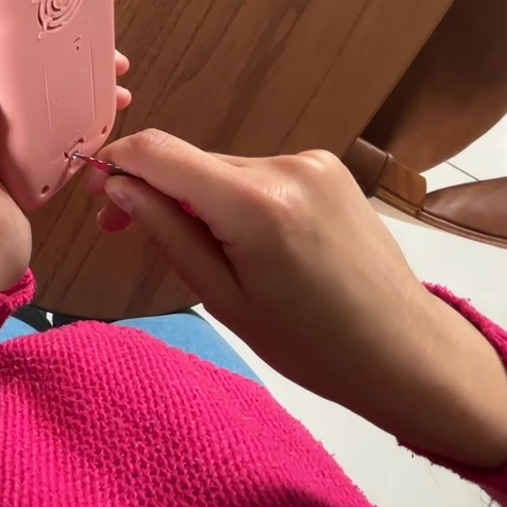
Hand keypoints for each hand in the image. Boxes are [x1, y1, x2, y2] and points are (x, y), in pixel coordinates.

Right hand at [87, 131, 506, 467]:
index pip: (159, 152)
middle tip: (128, 228)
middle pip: (188, 160)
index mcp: (257, 206)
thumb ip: (165, 231)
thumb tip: (116, 186)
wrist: (412, 354)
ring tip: (210, 248)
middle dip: (152, 187)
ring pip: (219, 166)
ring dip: (196, 195)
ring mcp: (309, 160)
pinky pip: (253, 171)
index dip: (116, 162)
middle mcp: (283, 167)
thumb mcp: (224, 298)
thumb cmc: (313, 345)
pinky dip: (233, 195)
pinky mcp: (324, 163)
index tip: (95, 190)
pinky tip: (250, 237)